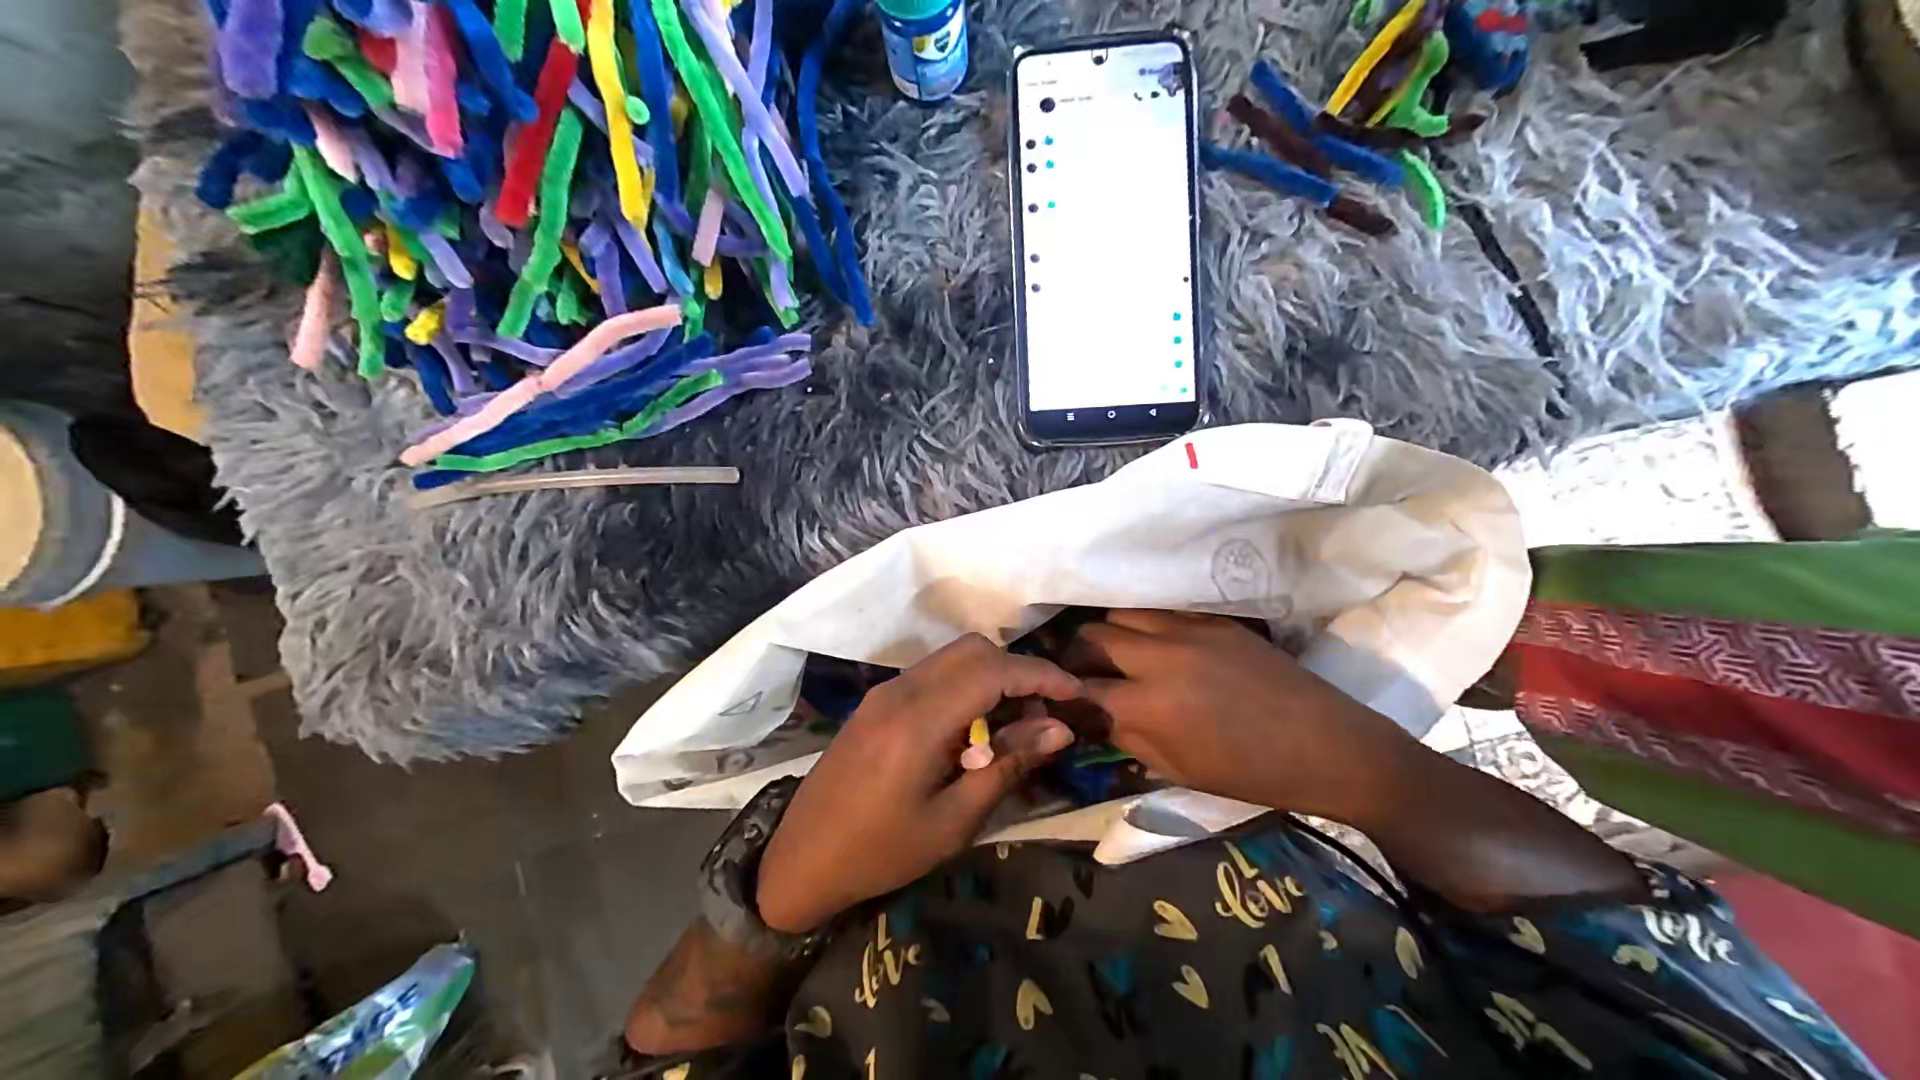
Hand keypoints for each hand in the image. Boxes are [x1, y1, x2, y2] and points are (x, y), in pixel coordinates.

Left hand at [755, 634, 1080, 932]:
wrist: (800, 859)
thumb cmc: (881, 851)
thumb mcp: (953, 821)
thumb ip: (1007, 765)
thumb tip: (1058, 729)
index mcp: (918, 720)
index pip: (993, 671)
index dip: (1042, 676)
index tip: (1077, 696)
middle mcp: (900, 690)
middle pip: (974, 649)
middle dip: (1019, 670)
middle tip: (1045, 716)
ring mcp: (884, 691)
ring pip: (953, 657)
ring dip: (993, 675)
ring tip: (1016, 723)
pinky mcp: (876, 700)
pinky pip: (933, 673)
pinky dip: (965, 684)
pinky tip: (976, 725)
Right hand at [1066, 610, 1422, 824]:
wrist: (1329, 746)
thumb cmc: (1250, 773)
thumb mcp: (1176, 768)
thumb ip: (1125, 736)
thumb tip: (1090, 715)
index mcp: (1150, 705)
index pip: (1079, 689)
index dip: (1061, 698)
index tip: (1056, 704)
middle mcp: (1160, 656)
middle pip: (1088, 638)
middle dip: (1074, 658)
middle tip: (1081, 677)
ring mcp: (1188, 630)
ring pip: (1118, 614)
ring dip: (1106, 635)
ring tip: (1114, 656)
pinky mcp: (1212, 619)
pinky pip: (1157, 610)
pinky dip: (1141, 626)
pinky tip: (1151, 645)